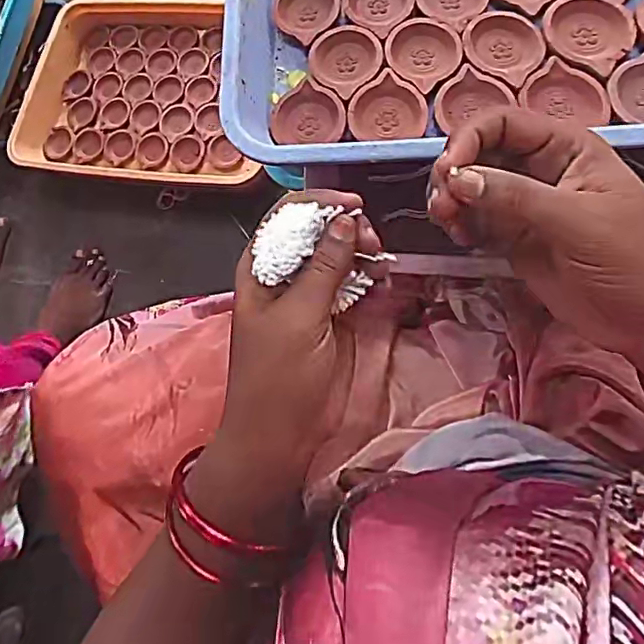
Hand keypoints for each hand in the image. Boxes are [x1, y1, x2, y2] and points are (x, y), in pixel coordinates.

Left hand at [202, 193, 382, 497]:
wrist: (278, 439)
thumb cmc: (278, 377)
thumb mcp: (301, 317)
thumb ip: (324, 268)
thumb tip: (344, 220)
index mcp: (261, 265)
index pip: (288, 215)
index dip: (320, 204)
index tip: (355, 205)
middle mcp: (283, 272)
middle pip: (316, 231)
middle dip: (344, 227)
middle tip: (372, 242)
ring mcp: (308, 293)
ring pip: (336, 254)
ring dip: (359, 249)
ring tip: (379, 259)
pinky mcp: (330, 314)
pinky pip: (350, 281)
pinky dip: (367, 275)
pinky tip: (382, 279)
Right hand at [427, 109, 643, 418]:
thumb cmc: (639, 262)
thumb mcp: (579, 223)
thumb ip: (515, 197)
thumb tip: (456, 177)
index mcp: (564, 147)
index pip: (502, 123)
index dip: (469, 138)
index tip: (449, 170)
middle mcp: (539, 168)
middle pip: (477, 151)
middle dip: (453, 171)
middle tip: (443, 204)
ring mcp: (524, 204)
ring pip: (469, 186)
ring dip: (449, 198)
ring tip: (448, 222)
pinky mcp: (513, 237)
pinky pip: (473, 218)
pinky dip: (457, 223)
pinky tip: (459, 237)